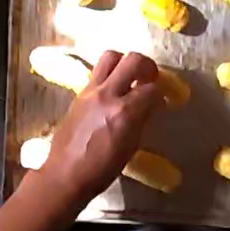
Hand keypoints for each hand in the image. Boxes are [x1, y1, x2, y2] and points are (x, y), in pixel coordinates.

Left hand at [37, 50, 166, 205]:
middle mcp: (107, 95)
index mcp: (124, 112)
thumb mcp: (131, 147)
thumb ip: (142, 120)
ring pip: (111, 57)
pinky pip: (97, 73)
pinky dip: (109, 75)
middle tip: (150, 78)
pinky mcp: (79, 94)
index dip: (162, 93)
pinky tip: (113, 92)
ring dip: (124, 62)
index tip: (163, 99)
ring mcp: (90, 92)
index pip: (152, 89)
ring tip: (130, 77)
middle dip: (148, 66)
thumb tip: (151, 104)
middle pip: (132, 60)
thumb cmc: (102, 169)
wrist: (66, 174)